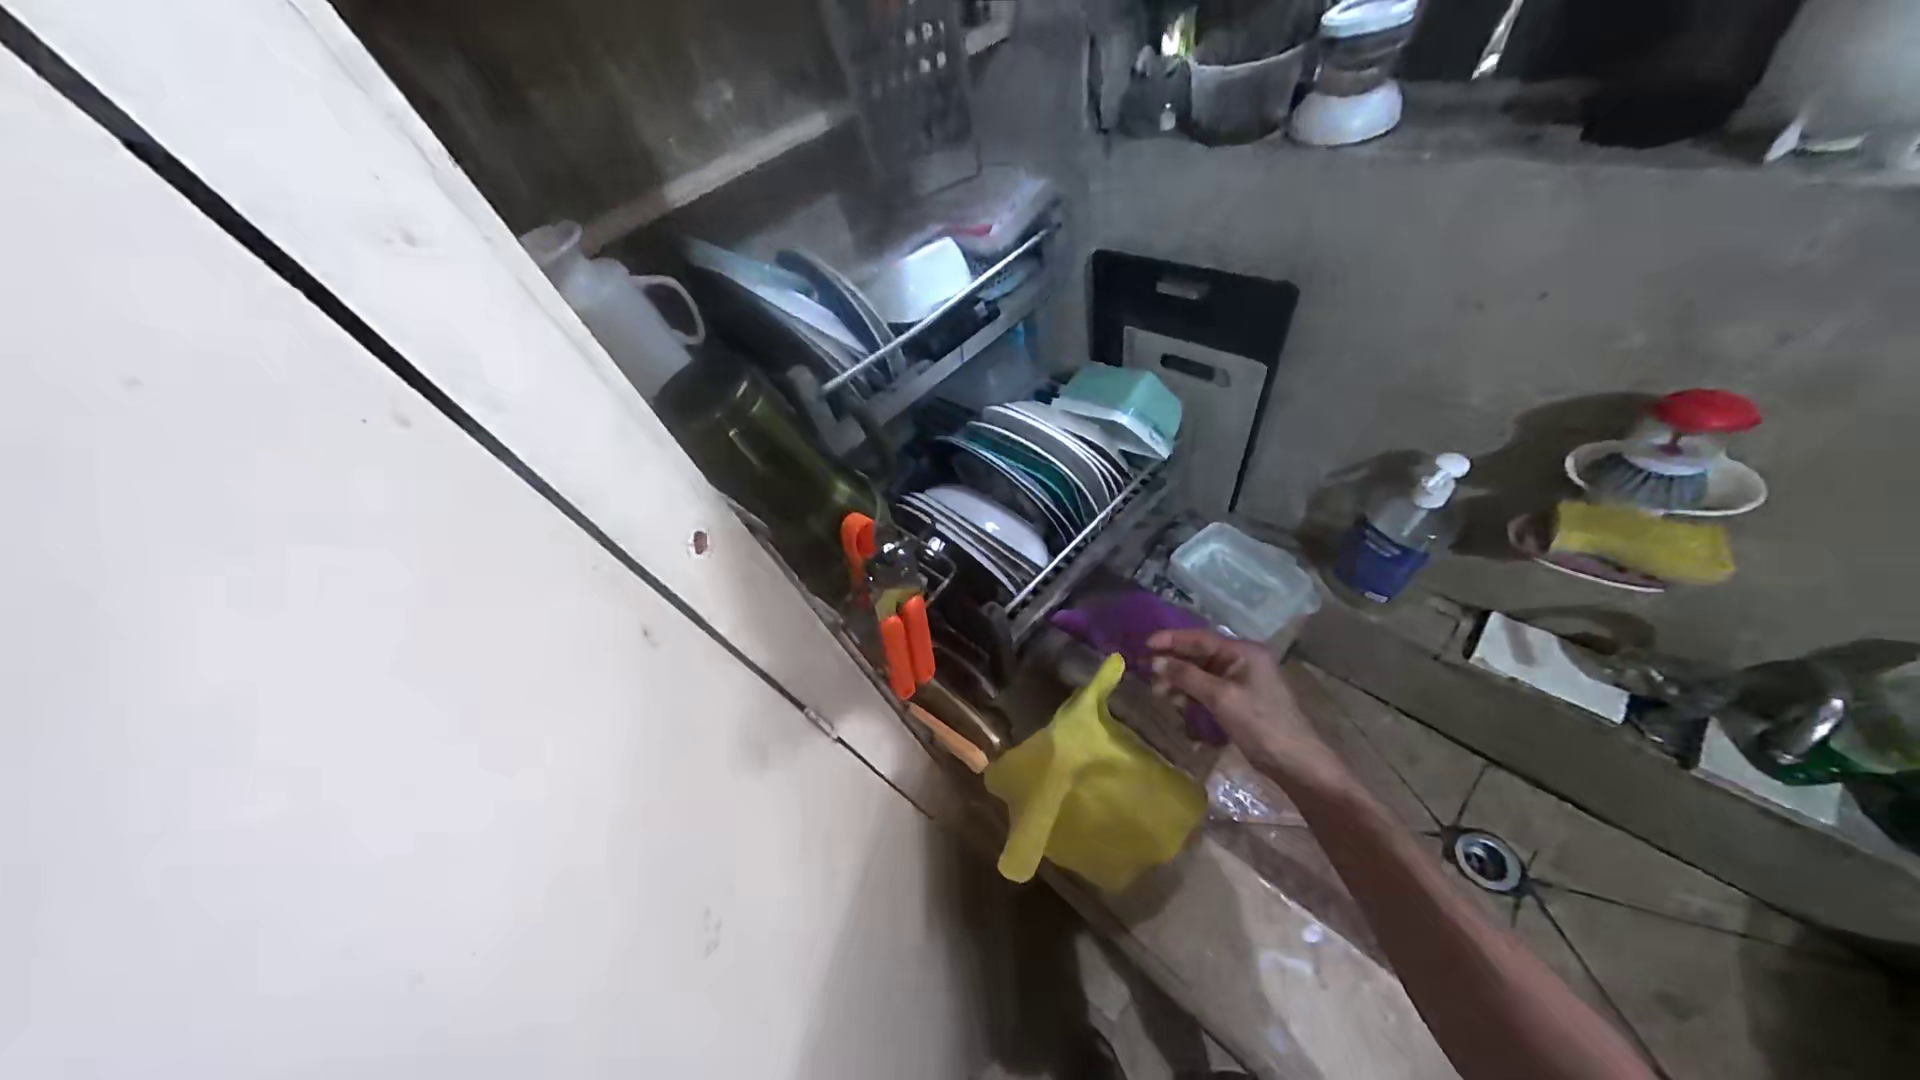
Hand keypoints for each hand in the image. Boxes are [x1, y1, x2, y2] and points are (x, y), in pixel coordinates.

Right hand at [1147, 629, 1346, 786]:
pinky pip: (1209, 689)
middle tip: (1147, 675)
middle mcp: (1243, 660)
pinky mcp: (1240, 699)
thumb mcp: (1220, 697)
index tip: (1145, 645)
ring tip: (1160, 694)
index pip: (1200, 638)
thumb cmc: (1260, 724)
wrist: (1295, 762)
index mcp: (1244, 652)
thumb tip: (1155, 662)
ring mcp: (1242, 680)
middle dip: (1173, 664)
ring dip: (1180, 681)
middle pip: (1199, 655)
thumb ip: (1186, 676)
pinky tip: (1177, 703)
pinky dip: (1192, 694)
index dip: (1171, 640)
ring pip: (1202, 673)